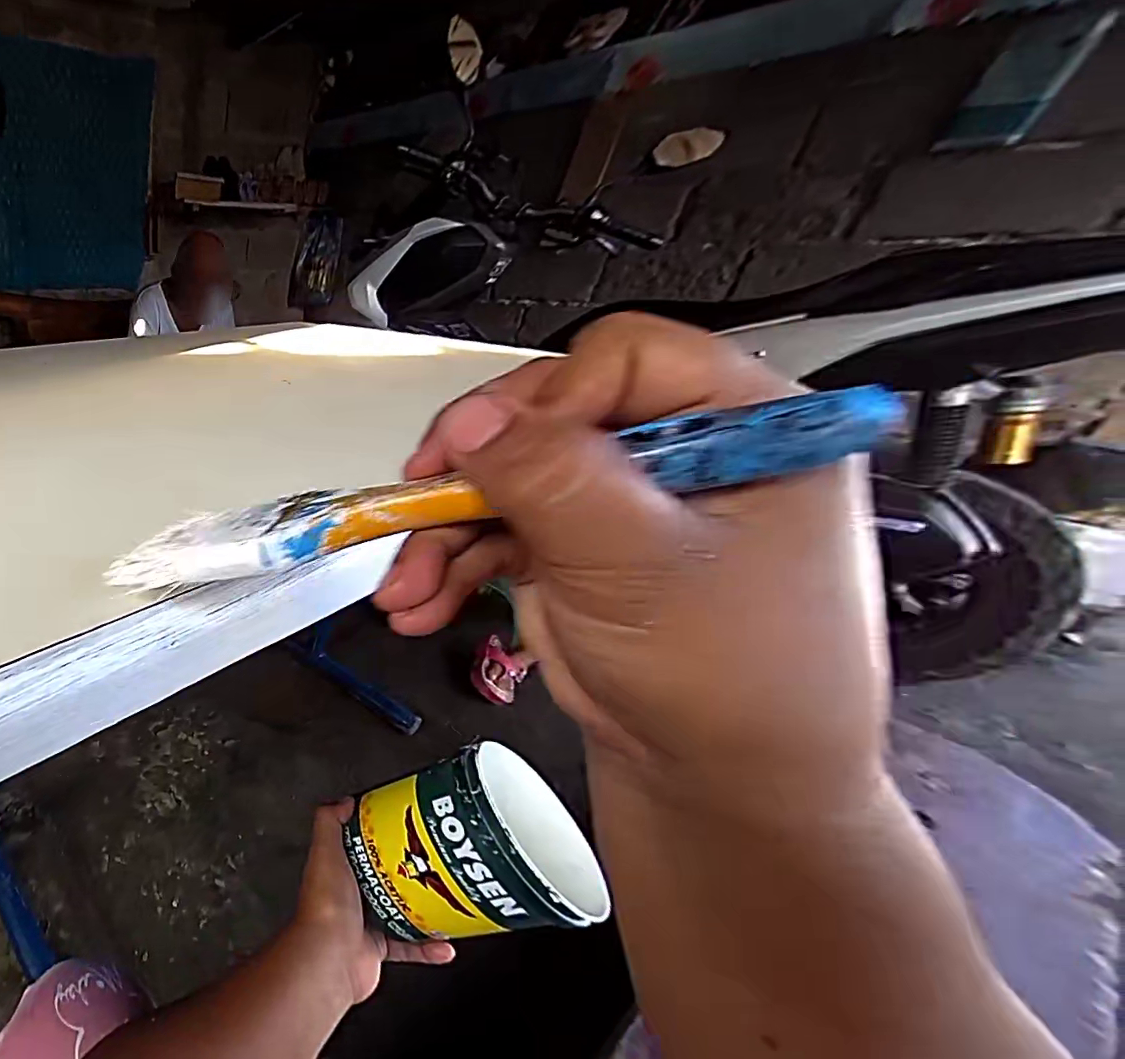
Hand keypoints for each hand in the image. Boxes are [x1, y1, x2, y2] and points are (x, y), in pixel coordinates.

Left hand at [282, 801, 453, 1007]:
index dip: (374, 834)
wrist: (330, 956)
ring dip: (420, 908)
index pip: (356, 844)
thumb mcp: (325, 850)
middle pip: (380, 876)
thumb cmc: (325, 905)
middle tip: (428, 862)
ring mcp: (362, 920)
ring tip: (442, 899)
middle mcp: (347, 892)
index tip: (397, 827)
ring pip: (396, 910)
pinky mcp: (376, 947)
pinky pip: (407, 946)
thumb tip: (343, 801)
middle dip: (403, 870)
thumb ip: (329, 821)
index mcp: (335, 867)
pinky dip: (426, 947)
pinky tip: (444, 944)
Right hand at [371, 314, 891, 813]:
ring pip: (495, 480)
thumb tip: (469, 418)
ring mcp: (605, 499)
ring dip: (439, 535)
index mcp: (731, 425)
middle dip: (466, 476)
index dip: (547, 403)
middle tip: (416, 506)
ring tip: (405, 589)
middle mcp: (663, 451)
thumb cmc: (725, 678)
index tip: (498, 460)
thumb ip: (551, 480)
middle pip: (536, 419)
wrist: (713, 777)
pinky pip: (487, 531)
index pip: (617, 359)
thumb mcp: (637, 565)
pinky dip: (448, 567)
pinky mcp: (563, 541)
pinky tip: (421, 604)